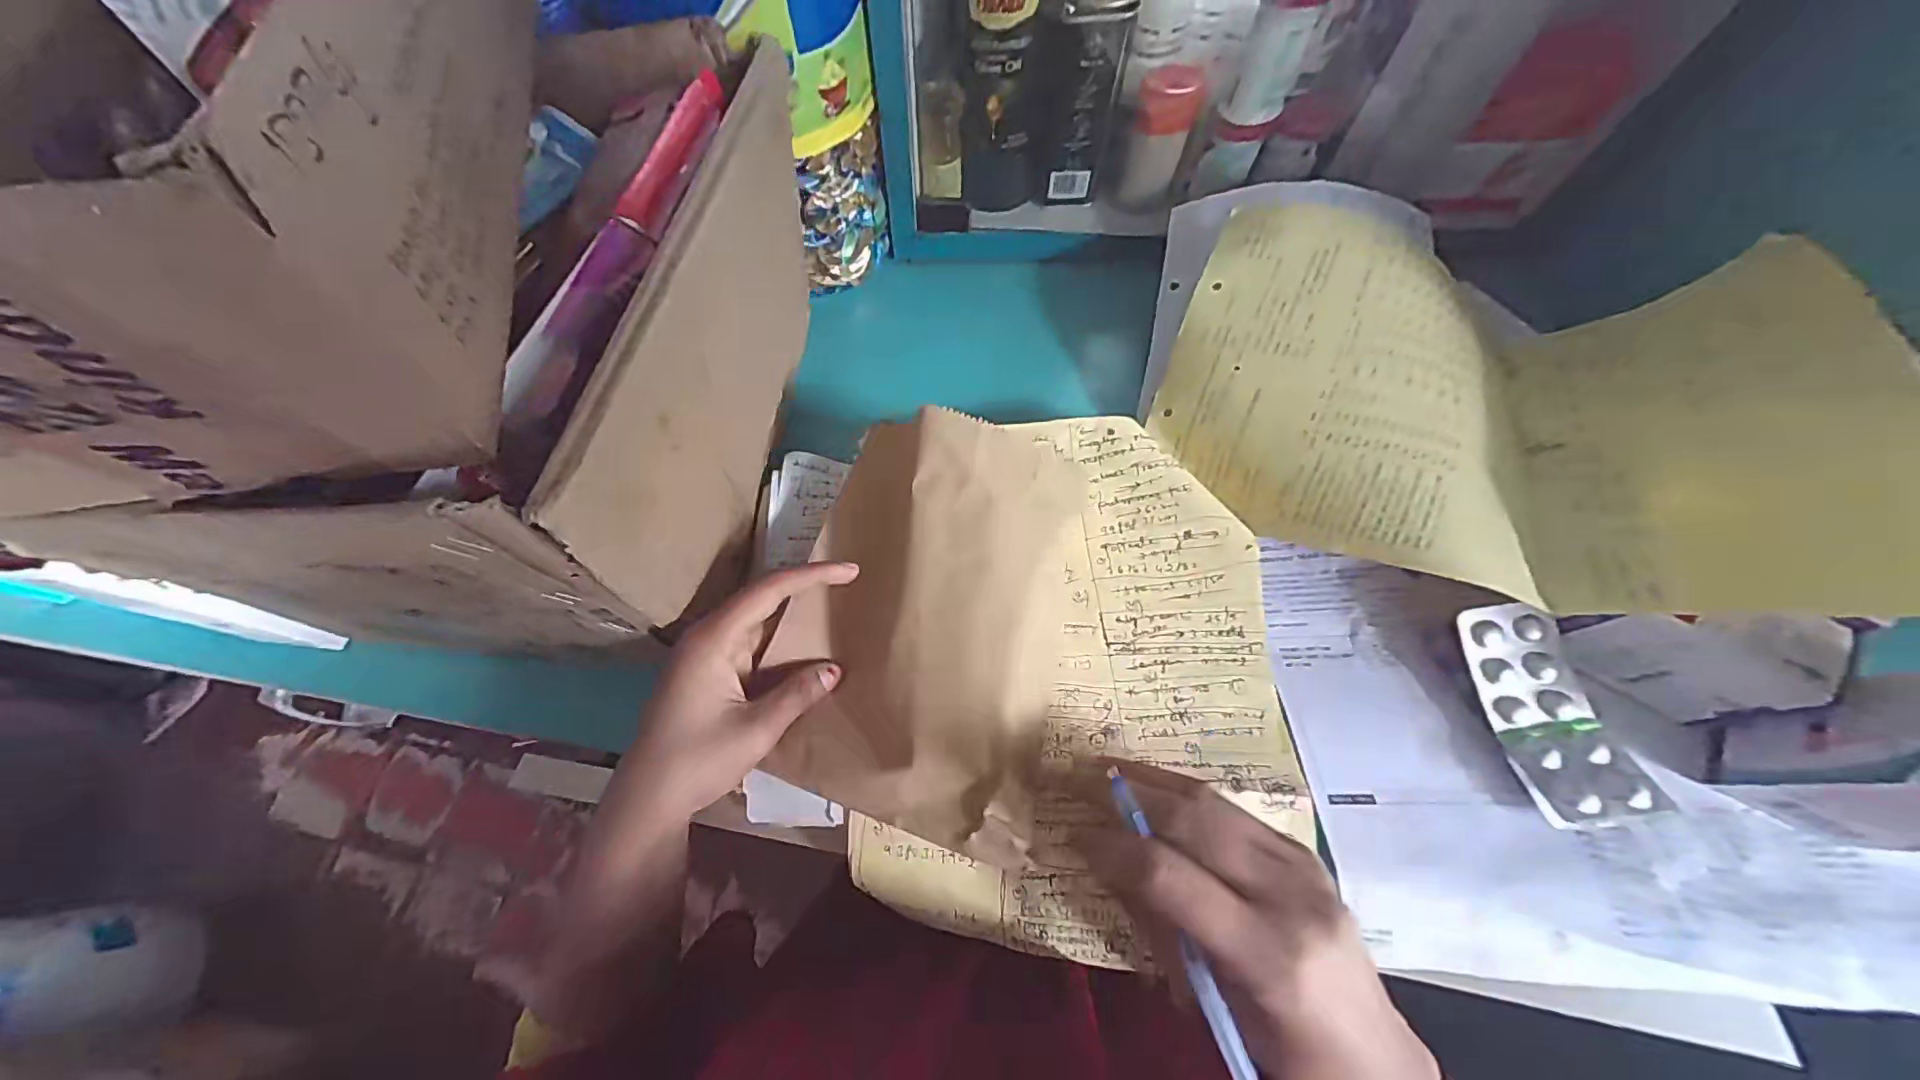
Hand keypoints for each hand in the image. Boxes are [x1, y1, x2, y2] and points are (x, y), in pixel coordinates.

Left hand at [534, 563, 858, 1038]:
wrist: (642, 806)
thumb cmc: (689, 768)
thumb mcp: (753, 733)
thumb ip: (796, 697)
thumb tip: (836, 668)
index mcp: (713, 644)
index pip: (769, 592)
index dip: (811, 575)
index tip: (851, 565)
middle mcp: (709, 642)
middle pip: (763, 598)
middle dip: (805, 582)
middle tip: (849, 575)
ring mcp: (709, 661)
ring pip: (759, 621)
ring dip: (795, 611)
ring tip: (837, 602)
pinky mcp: (713, 680)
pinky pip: (758, 645)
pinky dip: (786, 639)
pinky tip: (810, 648)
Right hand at [1083, 761, 1437, 1079]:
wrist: (1374, 1056)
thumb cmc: (1285, 1052)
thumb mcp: (1214, 1008)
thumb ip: (1162, 932)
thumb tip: (1109, 867)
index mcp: (1267, 954)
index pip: (1171, 877)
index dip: (1115, 849)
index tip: (1077, 835)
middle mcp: (1289, 896)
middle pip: (1194, 822)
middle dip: (1130, 795)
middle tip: (1082, 781)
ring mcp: (1302, 866)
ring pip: (1214, 803)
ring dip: (1154, 780)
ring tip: (1110, 769)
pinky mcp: (1303, 852)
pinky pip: (1233, 810)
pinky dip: (1184, 793)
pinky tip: (1156, 786)